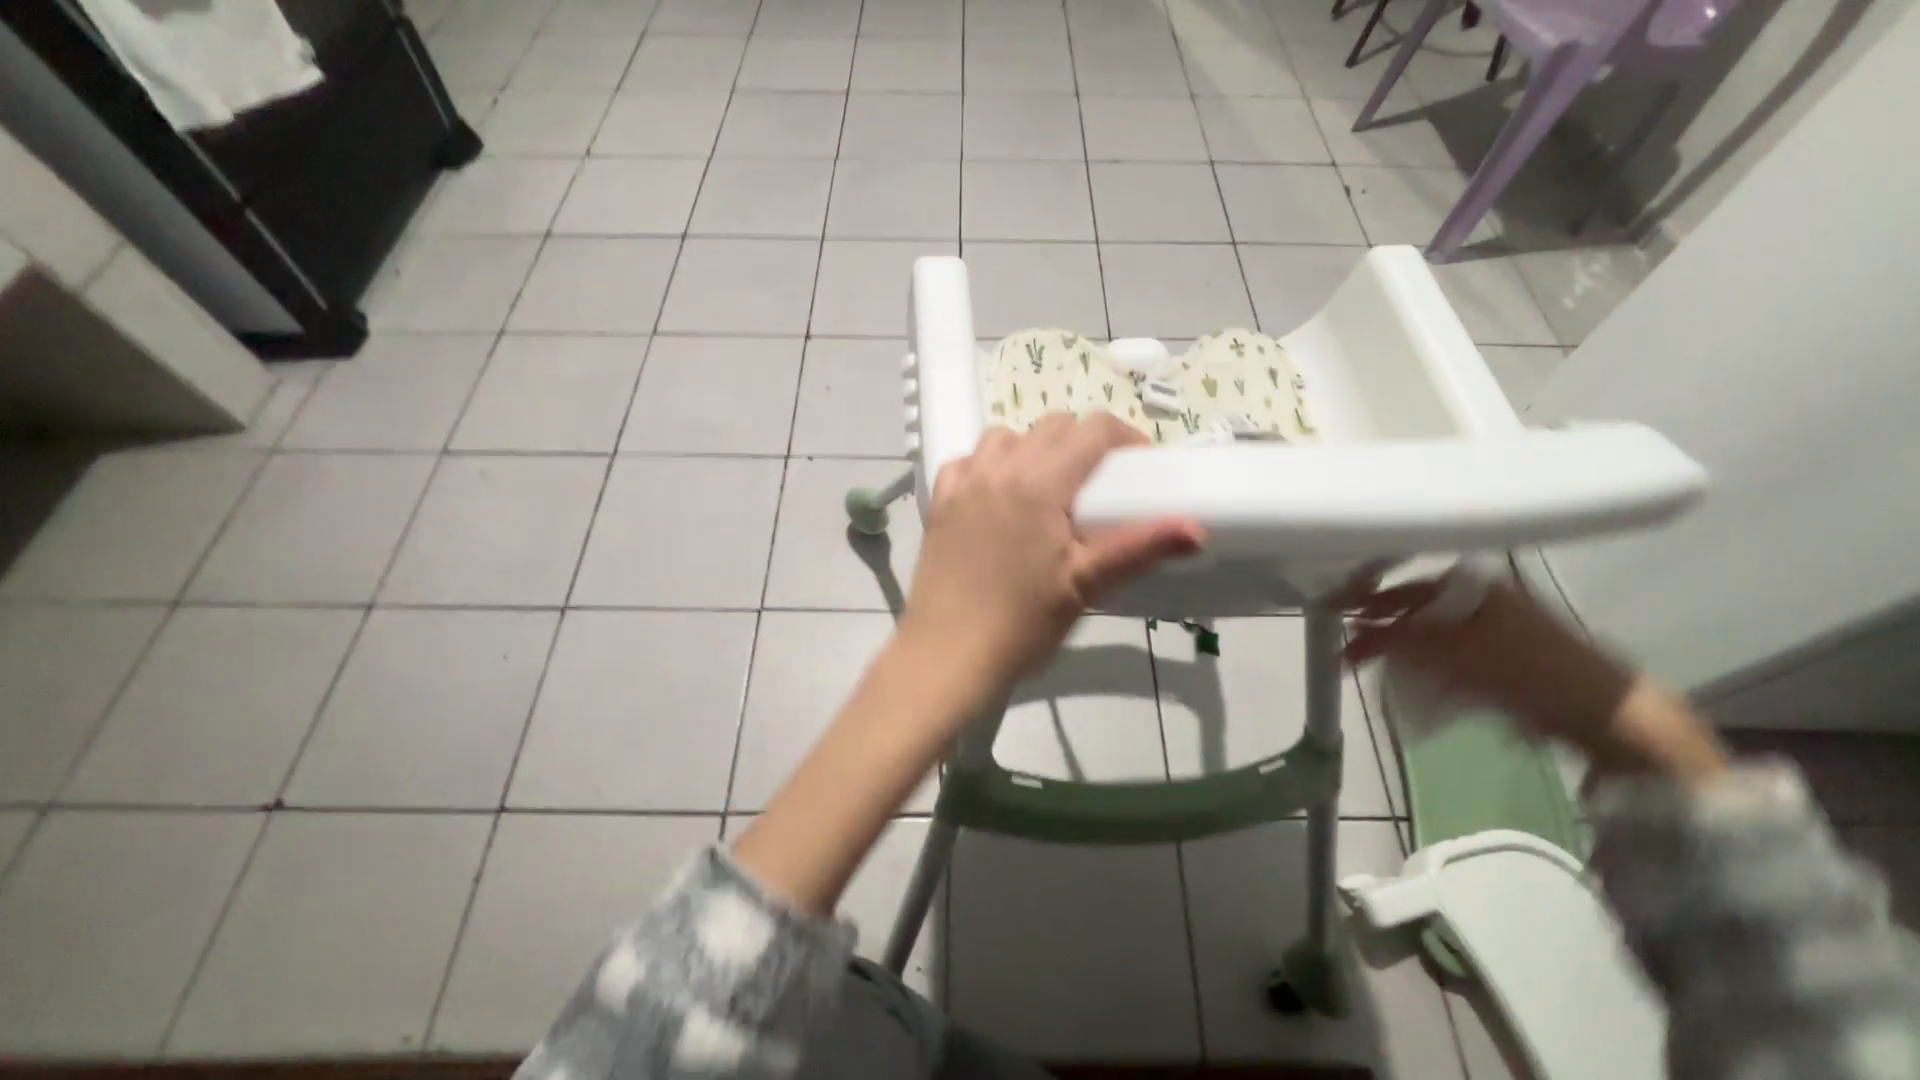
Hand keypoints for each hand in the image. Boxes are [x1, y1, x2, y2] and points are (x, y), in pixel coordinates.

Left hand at [901, 414, 1204, 686]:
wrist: (947, 657)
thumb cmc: (1022, 624)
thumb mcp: (1086, 585)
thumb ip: (1139, 548)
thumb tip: (1195, 529)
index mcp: (1039, 482)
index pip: (1090, 429)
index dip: (1123, 436)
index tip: (1139, 465)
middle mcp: (998, 469)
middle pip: (1051, 426)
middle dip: (1083, 442)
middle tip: (1100, 483)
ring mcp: (963, 484)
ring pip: (1005, 437)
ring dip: (1034, 448)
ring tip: (1049, 487)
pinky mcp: (938, 505)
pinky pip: (966, 462)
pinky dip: (988, 465)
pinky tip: (997, 495)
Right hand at [1345, 579, 1724, 783]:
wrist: (1603, 712)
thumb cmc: (1527, 669)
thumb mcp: (1456, 651)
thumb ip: (1402, 637)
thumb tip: (1354, 627)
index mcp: (1475, 587)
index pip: (1406, 588)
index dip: (1370, 603)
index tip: (1336, 618)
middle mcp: (1484, 601)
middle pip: (1418, 612)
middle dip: (1384, 633)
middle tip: (1351, 656)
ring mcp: (1497, 631)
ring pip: (1433, 638)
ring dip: (1405, 654)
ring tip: (1379, 672)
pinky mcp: (1505, 662)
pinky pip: (1452, 660)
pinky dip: (1430, 670)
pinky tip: (1417, 685)